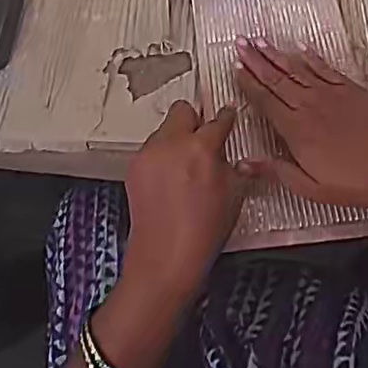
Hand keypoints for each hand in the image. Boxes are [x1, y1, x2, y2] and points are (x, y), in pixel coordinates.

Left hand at [122, 100, 244, 298]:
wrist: (165, 257)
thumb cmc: (203, 232)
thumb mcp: (233, 196)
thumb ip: (234, 167)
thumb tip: (232, 156)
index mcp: (201, 148)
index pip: (218, 119)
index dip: (226, 118)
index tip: (227, 117)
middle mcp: (171, 144)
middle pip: (183, 111)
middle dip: (195, 120)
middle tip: (203, 138)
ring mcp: (148, 154)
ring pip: (164, 130)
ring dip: (176, 139)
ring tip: (185, 165)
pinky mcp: (134, 167)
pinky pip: (151, 150)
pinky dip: (161, 157)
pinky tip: (170, 179)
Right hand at [236, 39, 367, 218]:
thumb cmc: (356, 183)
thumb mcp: (310, 187)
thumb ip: (276, 171)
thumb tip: (242, 164)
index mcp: (296, 129)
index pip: (264, 100)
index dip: (248, 83)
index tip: (235, 68)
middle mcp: (309, 105)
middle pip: (276, 78)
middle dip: (255, 59)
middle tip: (240, 43)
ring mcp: (331, 94)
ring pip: (297, 68)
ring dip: (276, 54)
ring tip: (260, 41)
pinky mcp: (351, 90)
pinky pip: (325, 68)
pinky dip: (311, 56)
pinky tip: (301, 47)